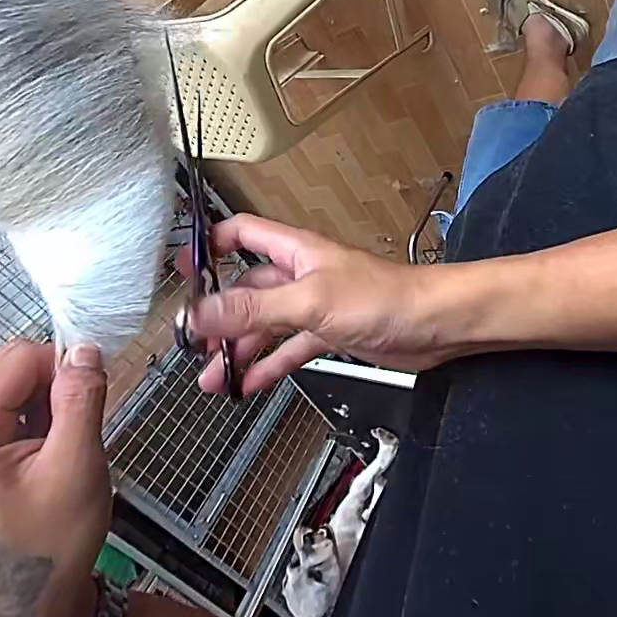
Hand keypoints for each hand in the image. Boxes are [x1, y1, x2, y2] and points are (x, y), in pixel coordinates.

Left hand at [0, 340, 110, 616]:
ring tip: (55, 456)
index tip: (89, 405)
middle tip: (72, 436)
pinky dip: (26, 428)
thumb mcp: (76, 469)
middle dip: (50, 391)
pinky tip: (37, 465)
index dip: (63, 370)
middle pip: (5, 373)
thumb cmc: (48, 554)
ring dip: (40, 411)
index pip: (17, 360)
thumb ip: (81, 400)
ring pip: (2, 393)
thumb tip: (84, 348)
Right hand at [183, 214, 463, 395]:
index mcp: (294, 251)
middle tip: (192, 343)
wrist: (434, 324)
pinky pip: (289, 348)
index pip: (241, 234)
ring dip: (239, 348)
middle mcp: (301, 274)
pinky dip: (269, 364)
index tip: (182, 271)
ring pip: (265, 324)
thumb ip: (255, 308)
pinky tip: (249, 383)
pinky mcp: (329, 332)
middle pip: (247, 288)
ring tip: (212, 376)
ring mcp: (314, 304)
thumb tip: (201, 312)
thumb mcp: (310, 302)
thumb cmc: (385, 297)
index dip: (210, 245)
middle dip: (218, 315)